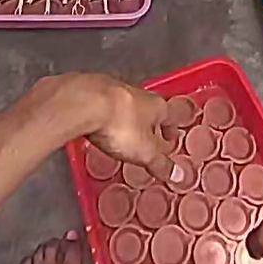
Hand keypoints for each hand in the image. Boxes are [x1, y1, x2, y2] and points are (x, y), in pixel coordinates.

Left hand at [54, 73, 175, 180]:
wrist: (84, 102)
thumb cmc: (120, 124)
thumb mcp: (144, 152)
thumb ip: (160, 163)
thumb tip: (178, 175)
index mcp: (156, 106)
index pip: (169, 116)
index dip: (170, 128)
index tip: (171, 137)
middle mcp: (137, 93)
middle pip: (148, 108)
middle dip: (148, 122)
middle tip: (148, 137)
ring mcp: (113, 89)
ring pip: (125, 104)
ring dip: (126, 117)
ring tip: (123, 131)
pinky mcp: (91, 90)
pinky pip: (102, 103)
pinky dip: (104, 113)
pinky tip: (98, 123)